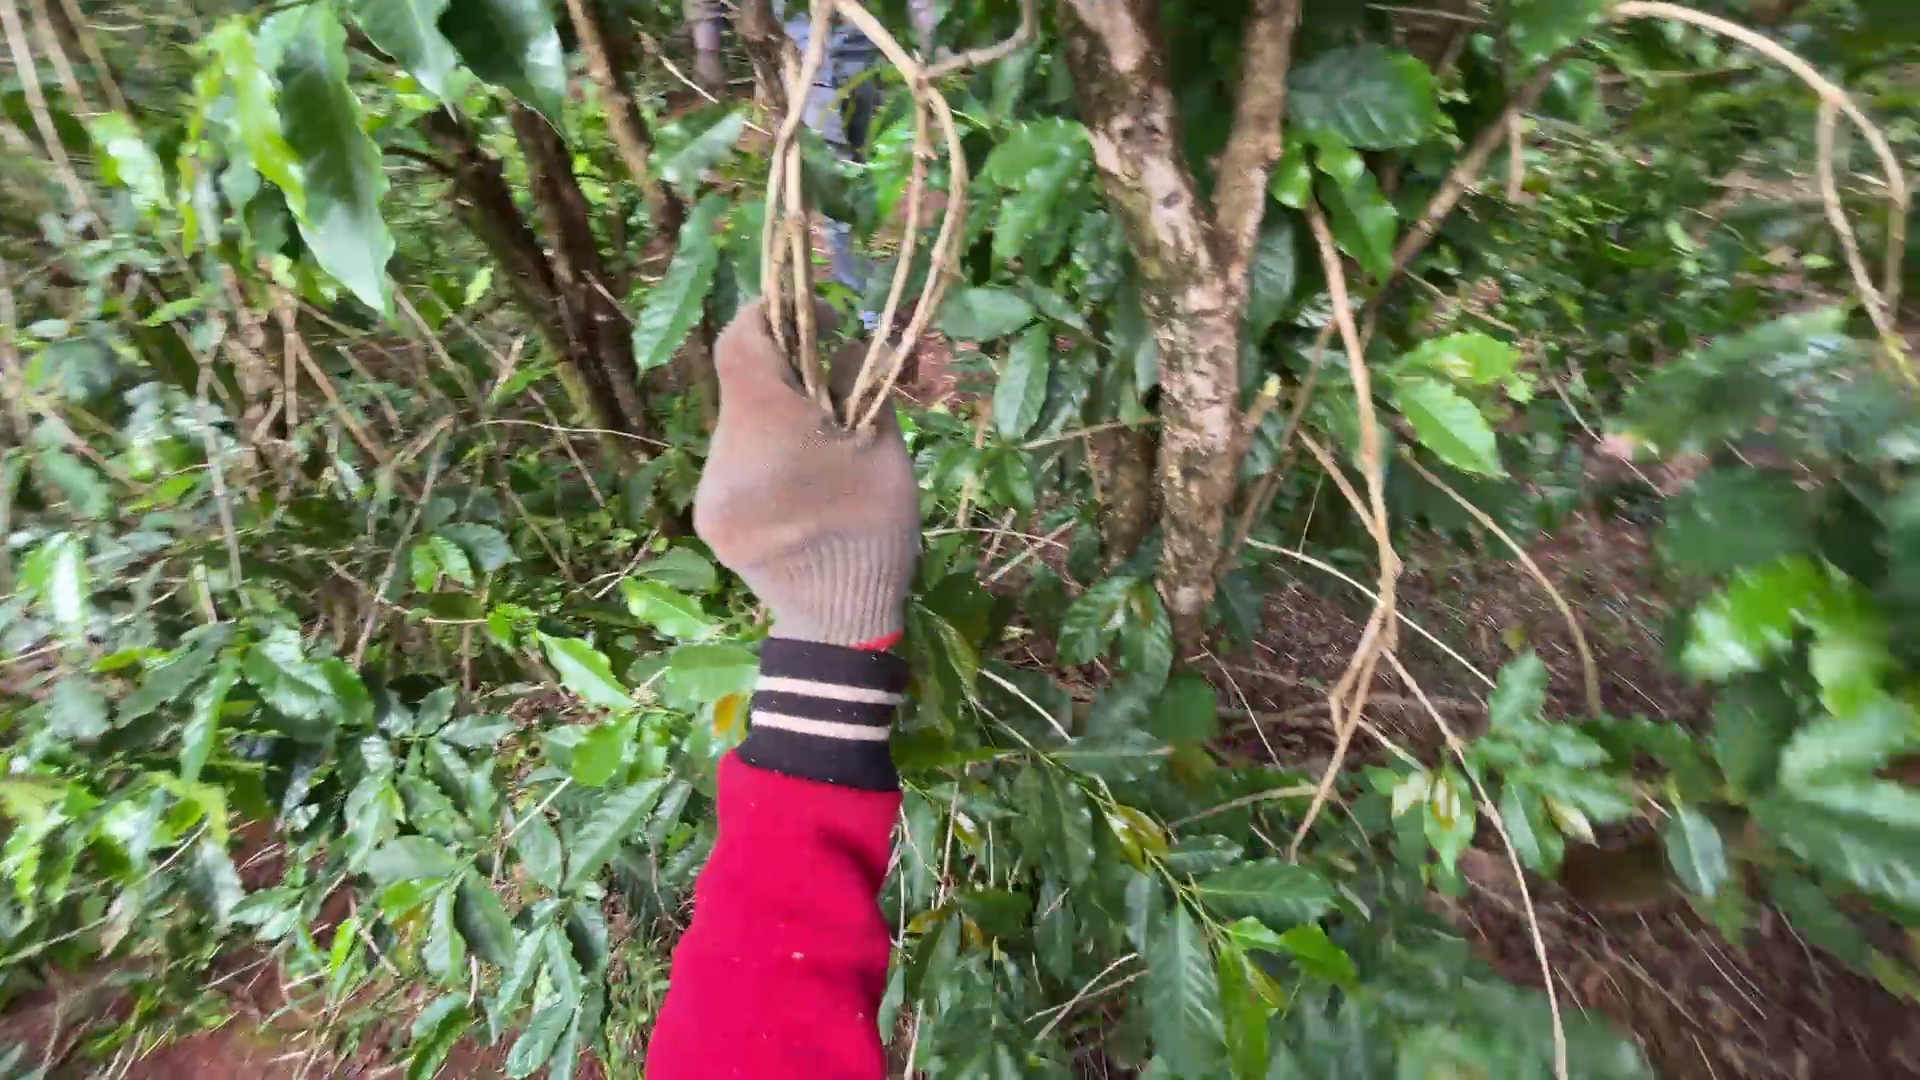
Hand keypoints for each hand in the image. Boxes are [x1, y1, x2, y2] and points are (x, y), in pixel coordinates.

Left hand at [694, 301, 920, 645]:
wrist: (841, 622)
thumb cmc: (875, 531)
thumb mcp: (886, 451)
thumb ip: (861, 385)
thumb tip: (849, 343)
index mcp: (771, 431)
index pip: (742, 340)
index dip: (770, 314)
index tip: (810, 319)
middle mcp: (725, 456)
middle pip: (741, 387)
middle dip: (783, 376)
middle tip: (828, 390)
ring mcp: (710, 492)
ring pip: (738, 428)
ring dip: (774, 420)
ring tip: (818, 449)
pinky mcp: (709, 519)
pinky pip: (733, 466)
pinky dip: (764, 460)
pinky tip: (796, 485)